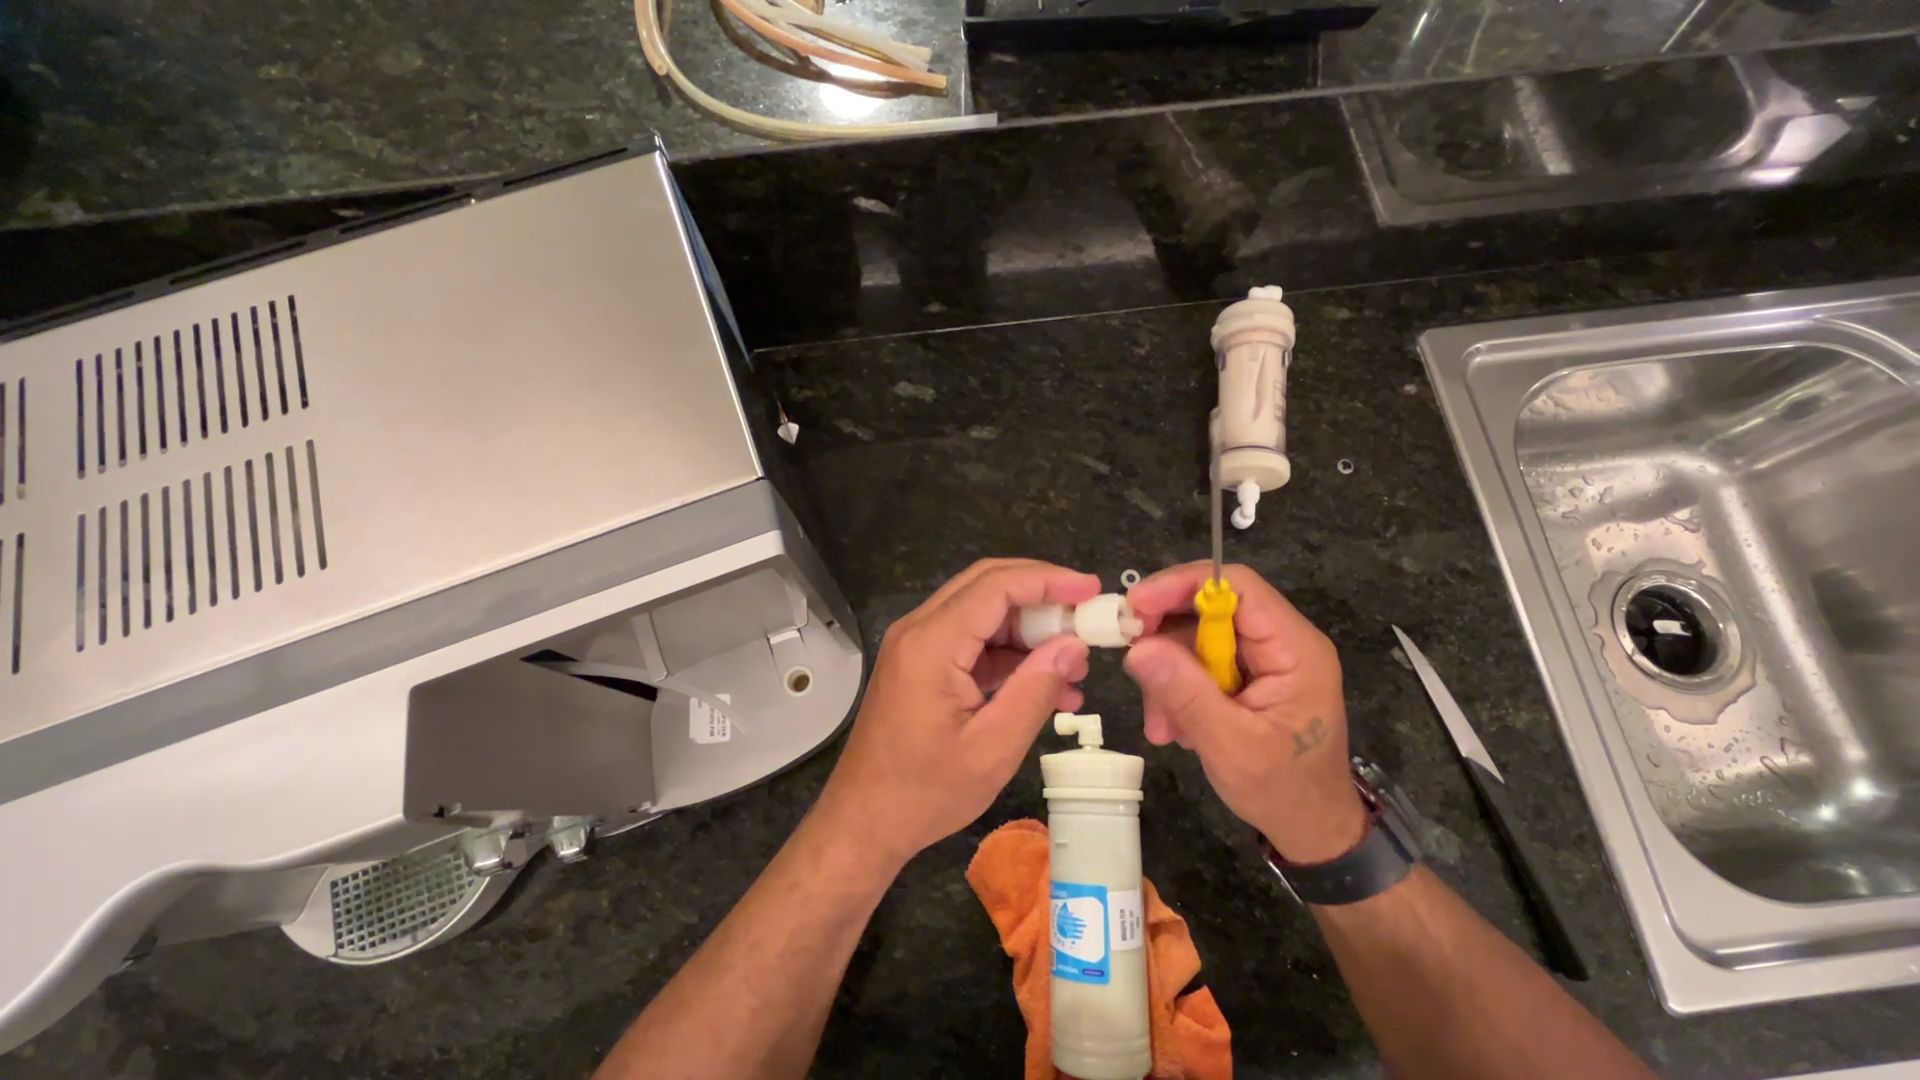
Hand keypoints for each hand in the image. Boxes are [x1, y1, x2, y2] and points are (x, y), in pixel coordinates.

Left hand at [818, 559, 1098, 867]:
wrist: (864, 821)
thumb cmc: (926, 792)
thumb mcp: (993, 748)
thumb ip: (1036, 689)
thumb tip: (1074, 645)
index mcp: (931, 644)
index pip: (996, 585)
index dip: (1048, 580)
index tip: (1092, 590)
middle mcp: (918, 631)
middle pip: (986, 587)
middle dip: (1042, 595)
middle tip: (1089, 616)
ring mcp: (914, 647)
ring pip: (980, 613)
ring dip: (1028, 630)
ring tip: (1075, 664)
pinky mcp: (918, 666)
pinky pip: (969, 642)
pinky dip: (1008, 654)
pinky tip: (1044, 684)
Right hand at [1122, 562, 1366, 864]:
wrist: (1312, 830)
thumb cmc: (1284, 790)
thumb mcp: (1230, 744)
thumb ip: (1185, 692)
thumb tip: (1137, 647)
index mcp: (1294, 648)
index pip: (1237, 586)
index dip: (1182, 585)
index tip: (1135, 606)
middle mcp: (1281, 642)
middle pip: (1210, 610)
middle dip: (1166, 640)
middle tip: (1132, 661)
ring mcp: (1263, 660)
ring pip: (1196, 640)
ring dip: (1168, 677)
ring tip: (1161, 724)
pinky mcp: (1248, 678)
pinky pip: (1200, 666)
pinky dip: (1177, 692)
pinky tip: (1174, 729)